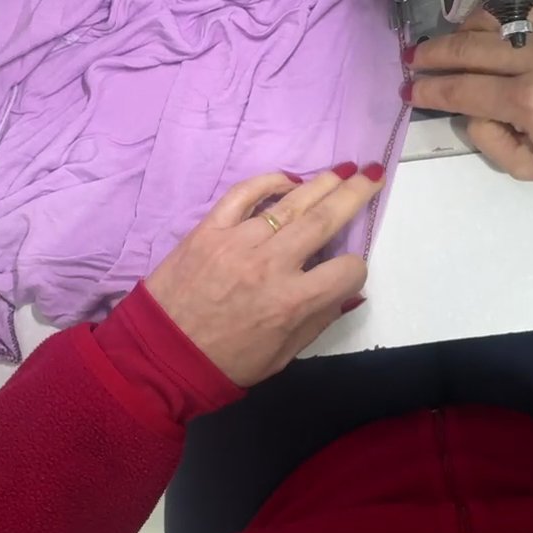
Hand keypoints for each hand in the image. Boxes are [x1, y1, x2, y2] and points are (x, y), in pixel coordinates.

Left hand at [144, 163, 382, 386]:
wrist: (159, 356)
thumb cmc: (227, 363)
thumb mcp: (283, 355)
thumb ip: (320, 319)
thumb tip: (349, 291)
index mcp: (293, 303)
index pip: (347, 269)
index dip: (355, 269)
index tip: (347, 271)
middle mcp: (271, 265)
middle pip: (326, 219)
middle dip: (356, 194)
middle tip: (374, 175)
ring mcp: (239, 242)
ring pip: (291, 202)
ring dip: (322, 183)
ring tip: (344, 170)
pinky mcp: (209, 230)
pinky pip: (244, 194)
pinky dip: (268, 181)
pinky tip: (289, 178)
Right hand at [408, 0, 532, 193]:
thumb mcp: (527, 167)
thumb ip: (485, 138)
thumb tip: (461, 105)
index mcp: (530, 103)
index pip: (461, 89)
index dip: (429, 88)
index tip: (411, 87)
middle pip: (470, 45)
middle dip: (434, 53)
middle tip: (416, 57)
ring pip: (496, 14)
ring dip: (467, 27)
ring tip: (456, 41)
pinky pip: (530, 2)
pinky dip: (506, 13)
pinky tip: (497, 27)